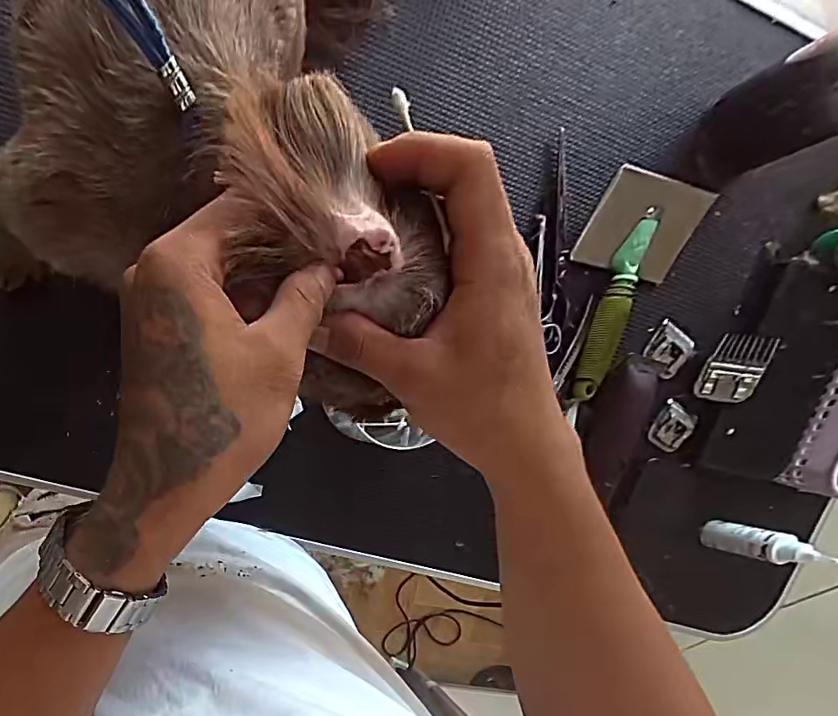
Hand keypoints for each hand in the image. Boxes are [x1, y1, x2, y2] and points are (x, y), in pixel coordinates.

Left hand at [68, 196, 334, 592]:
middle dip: (279, 242)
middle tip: (331, 251)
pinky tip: (280, 306)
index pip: (240, 205)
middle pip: (225, 234)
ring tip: (316, 277)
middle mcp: (150, 270)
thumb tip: (323, 266)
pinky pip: (200, 296)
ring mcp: (147, 301)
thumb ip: (302, 296)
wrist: (166, 484)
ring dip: (260, 272)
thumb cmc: (224, 418)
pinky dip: (237, 298)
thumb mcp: (277, 353)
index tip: (333, 222)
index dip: (291, 212)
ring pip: (214, 267)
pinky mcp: (153, 330)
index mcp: (175, 261)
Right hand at [314, 134, 569, 485]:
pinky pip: (460, 240)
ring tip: (367, 220)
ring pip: (464, 208)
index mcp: (491, 261)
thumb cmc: (482, 409)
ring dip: (418, 201)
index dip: (422, 150)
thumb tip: (313, 322)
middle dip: (412, 169)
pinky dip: (425, 233)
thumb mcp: (411, 376)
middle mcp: (503, 254)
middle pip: (467, 178)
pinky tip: (389, 263)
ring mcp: (500, 271)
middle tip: (359, 192)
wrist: (523, 442)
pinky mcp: (491, 291)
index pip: (470, 168)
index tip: (373, 167)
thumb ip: (359, 344)